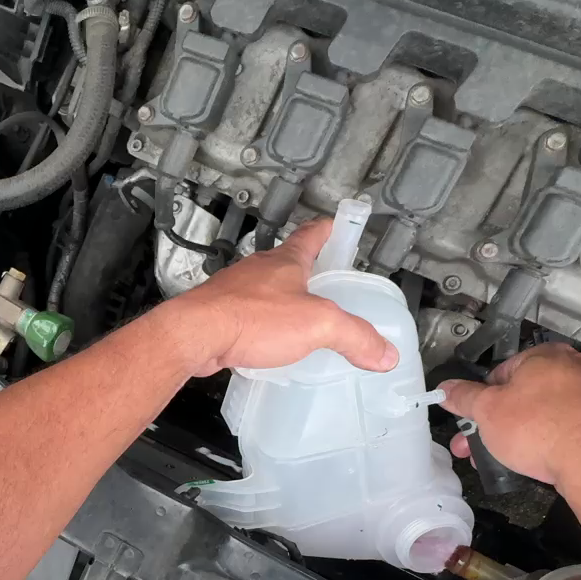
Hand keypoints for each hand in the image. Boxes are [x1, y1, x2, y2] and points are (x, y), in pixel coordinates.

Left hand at [162, 220, 397, 375]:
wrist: (196, 334)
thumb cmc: (251, 318)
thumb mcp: (318, 325)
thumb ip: (355, 337)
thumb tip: (384, 353)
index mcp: (286, 262)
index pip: (313, 235)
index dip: (329, 230)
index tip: (337, 227)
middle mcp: (258, 271)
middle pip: (287, 263)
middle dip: (306, 272)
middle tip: (323, 285)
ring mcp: (234, 292)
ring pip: (263, 291)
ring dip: (279, 301)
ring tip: (296, 320)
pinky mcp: (217, 315)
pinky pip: (244, 316)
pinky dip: (258, 326)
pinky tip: (263, 344)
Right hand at [439, 343, 580, 488]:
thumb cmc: (545, 428)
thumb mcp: (487, 411)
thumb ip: (463, 397)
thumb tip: (448, 390)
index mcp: (543, 357)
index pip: (499, 373)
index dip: (480, 400)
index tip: (472, 420)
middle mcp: (575, 369)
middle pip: (524, 396)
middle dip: (498, 423)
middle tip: (482, 445)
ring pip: (547, 415)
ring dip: (524, 436)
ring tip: (508, 460)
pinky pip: (572, 430)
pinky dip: (554, 443)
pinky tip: (542, 461)